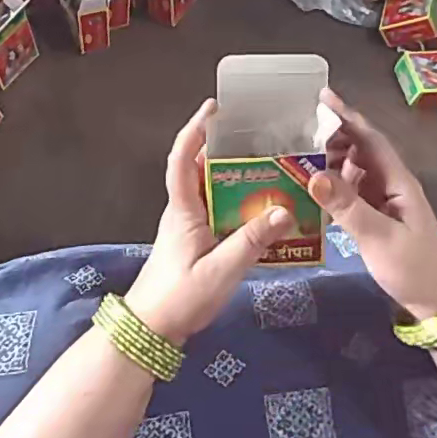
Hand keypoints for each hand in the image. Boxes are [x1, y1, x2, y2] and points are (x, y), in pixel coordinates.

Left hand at [124, 99, 293, 344]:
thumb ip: (252, 241)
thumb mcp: (221, 270)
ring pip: (213, 191)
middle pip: (202, 170)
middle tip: (259, 138)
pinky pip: (219, 213)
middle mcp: (184, 211)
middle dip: (226, 150)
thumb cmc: (179, 297)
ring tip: (270, 169)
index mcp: (183, 210)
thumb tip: (285, 211)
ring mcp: (189, 227)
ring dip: (237, 178)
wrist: (151, 329)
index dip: (194, 131)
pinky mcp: (197, 242)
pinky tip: (263, 211)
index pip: (182, 160)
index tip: (212, 109)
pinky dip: (239, 205)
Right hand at [306, 89, 436, 319]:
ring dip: (332, 158)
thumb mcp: (378, 237)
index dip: (347, 117)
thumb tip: (313, 175)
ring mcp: (384, 200)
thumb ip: (347, 207)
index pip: (370, 140)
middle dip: (335, 134)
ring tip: (303, 155)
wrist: (436, 301)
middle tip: (301, 130)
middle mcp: (391, 184)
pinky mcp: (377, 216)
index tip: (323, 98)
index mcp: (397, 182)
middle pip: (362, 149)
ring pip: (356, 169)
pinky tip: (317, 186)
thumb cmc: (412, 267)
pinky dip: (335, 182)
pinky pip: (353, 190)